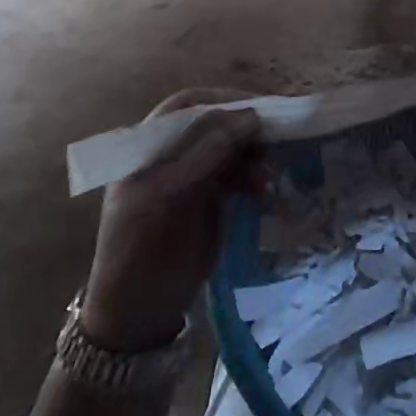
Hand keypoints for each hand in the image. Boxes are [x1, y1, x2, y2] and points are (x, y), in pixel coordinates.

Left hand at [79, 89, 262, 351]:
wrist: (138, 314)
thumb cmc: (139, 254)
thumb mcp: (165, 200)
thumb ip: (205, 154)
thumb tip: (249, 116)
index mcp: (148, 147)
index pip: (188, 106)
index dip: (223, 101)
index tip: (259, 109)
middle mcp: (172, 153)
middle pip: (215, 124)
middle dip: (246, 130)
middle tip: (278, 138)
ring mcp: (192, 175)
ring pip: (232, 148)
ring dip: (254, 156)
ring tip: (269, 177)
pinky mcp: (210, 197)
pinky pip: (238, 174)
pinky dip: (254, 177)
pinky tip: (265, 191)